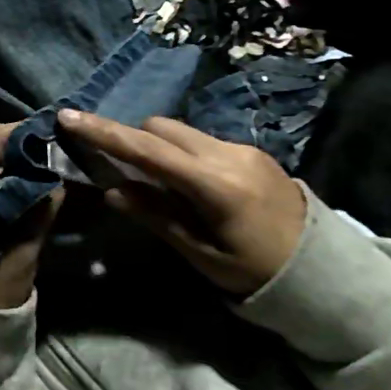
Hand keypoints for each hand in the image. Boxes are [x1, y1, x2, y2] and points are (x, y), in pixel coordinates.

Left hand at [0, 122, 63, 308]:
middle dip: (24, 140)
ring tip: (52, 151)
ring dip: (21, 152)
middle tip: (58, 140)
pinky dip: (15, 167)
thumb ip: (41, 199)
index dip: (24, 131)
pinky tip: (39, 170)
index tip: (55, 130)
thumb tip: (59, 164)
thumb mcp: (25, 240)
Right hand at [56, 110, 304, 295]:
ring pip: (182, 131)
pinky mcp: (251, 150)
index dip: (105, 133)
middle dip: (131, 138)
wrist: (321, 268)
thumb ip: (157, 217)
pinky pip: (202, 140)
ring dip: (157, 145)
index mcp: (214, 185)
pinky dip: (181, 152)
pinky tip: (184, 182)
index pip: (148, 150)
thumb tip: (114, 190)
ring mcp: (242, 148)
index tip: (70, 116)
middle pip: (162, 128)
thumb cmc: (255, 273)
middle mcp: (227, 154)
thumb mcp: (202, 255)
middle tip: (112, 163)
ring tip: (150, 179)